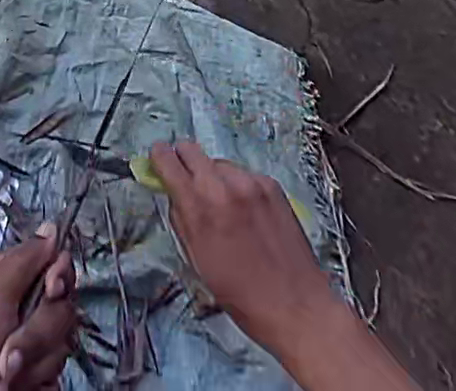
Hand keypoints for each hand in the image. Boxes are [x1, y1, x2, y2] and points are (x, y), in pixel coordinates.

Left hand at [0, 223, 77, 390]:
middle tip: (6, 350)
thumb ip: (27, 258)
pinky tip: (11, 389)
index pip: (58, 265)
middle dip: (36, 335)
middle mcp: (26, 307)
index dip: (61, 277)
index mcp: (15, 278)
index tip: (50, 290)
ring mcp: (32, 345)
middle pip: (63, 310)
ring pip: (60, 347)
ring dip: (30, 366)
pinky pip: (55, 379)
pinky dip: (33, 387)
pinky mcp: (35, 378)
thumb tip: (52, 226)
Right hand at [149, 142, 418, 390]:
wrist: (296, 306)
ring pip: (218, 163)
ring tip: (226, 207)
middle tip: (189, 183)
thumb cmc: (238, 292)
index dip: (159, 158)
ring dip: (214, 176)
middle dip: (184, 161)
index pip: (167, 158)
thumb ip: (179, 216)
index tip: (159, 164)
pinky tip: (249, 214)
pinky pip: (243, 174)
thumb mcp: (195, 257)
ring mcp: (250, 182)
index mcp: (198, 205)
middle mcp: (223, 185)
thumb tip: (170, 190)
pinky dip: (239, 186)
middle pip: (190, 148)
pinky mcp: (272, 185)